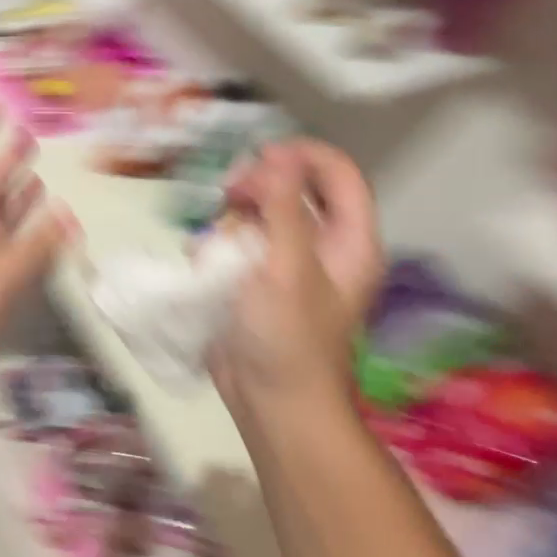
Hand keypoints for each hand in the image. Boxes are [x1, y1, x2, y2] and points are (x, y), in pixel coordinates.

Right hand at [209, 140, 383, 419]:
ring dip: (231, 219)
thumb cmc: (288, 337)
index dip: (301, 155)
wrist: (270, 402)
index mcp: (349, 241)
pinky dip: (217, 245)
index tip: (258, 158)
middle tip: (229, 196)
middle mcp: (323, 245)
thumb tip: (278, 154)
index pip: (337, 172)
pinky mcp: (256, 278)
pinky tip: (207, 265)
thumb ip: (283, 208)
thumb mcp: (287, 268)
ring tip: (217, 243)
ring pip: (257, 211)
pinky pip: (235, 240)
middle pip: (291, 186)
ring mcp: (288, 261)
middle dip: (255, 186)